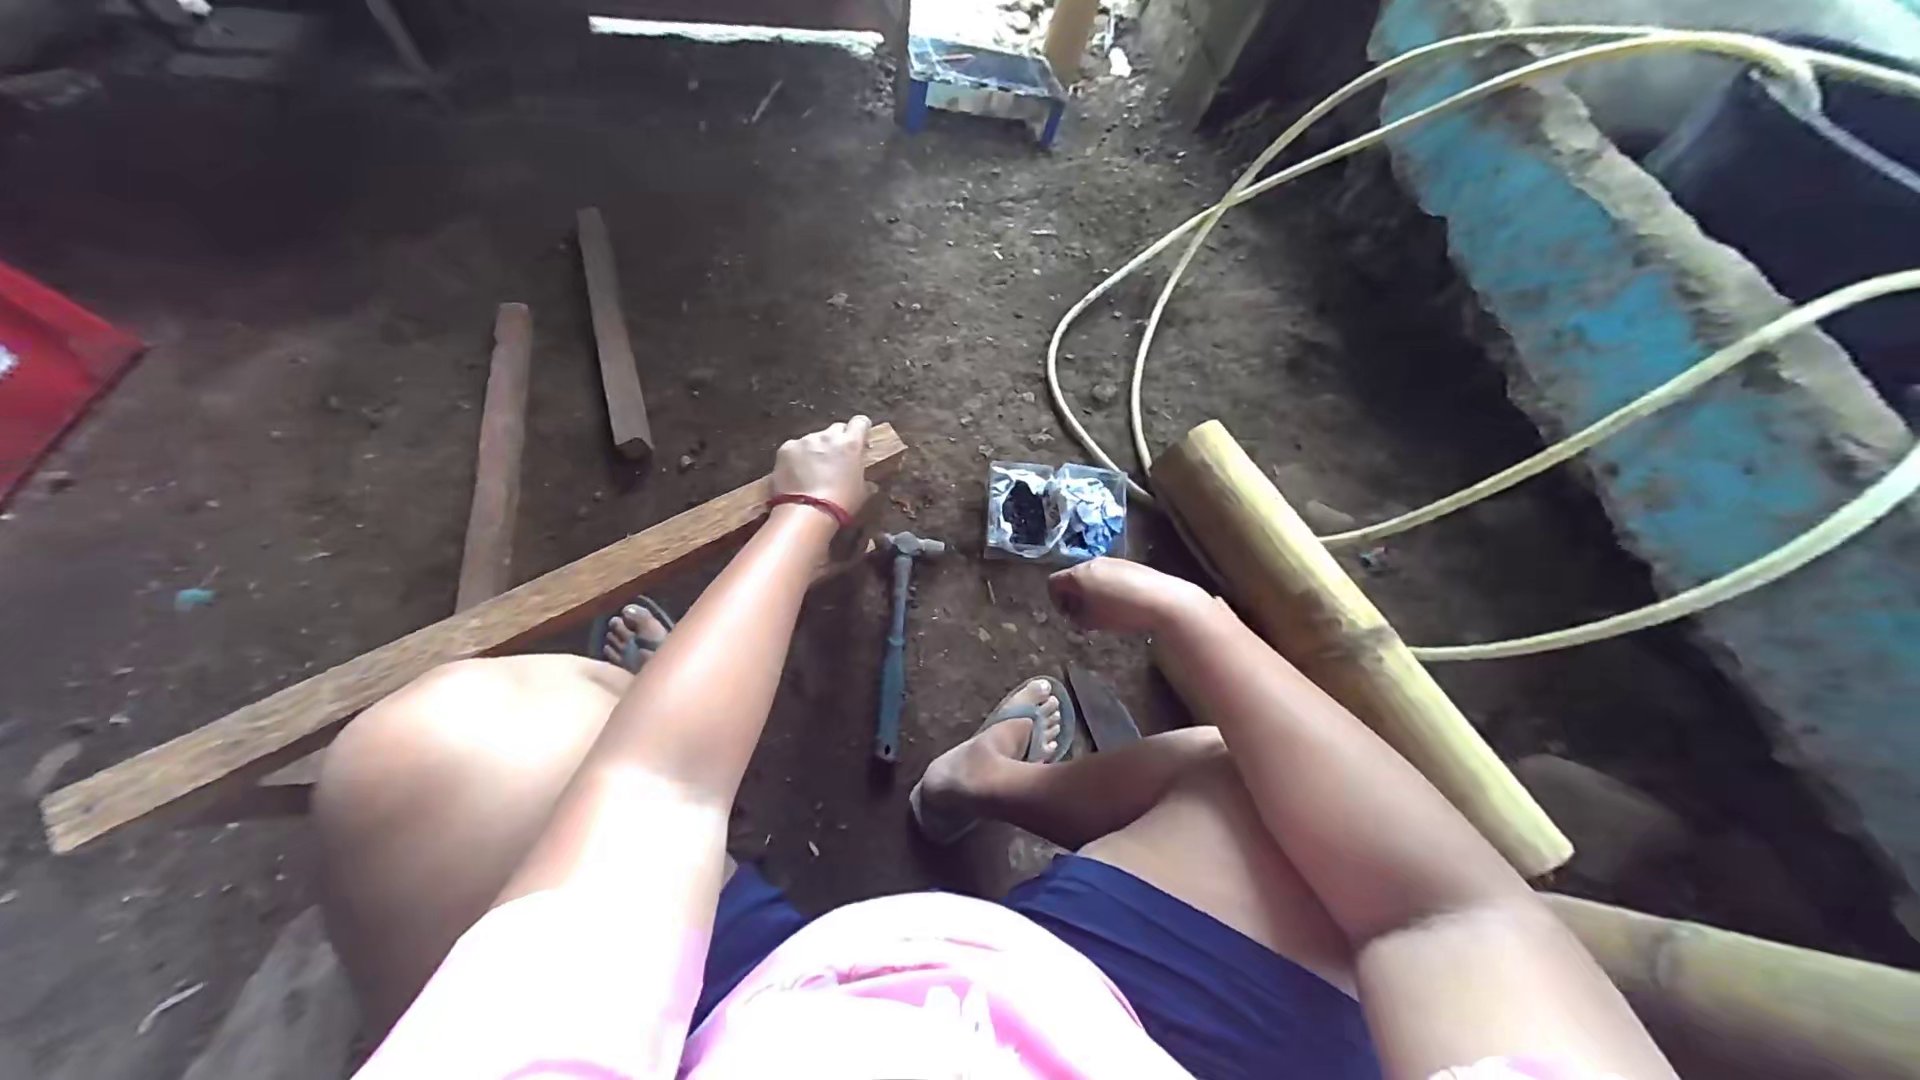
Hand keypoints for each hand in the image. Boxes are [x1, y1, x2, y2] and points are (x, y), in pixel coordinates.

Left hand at [771, 415, 871, 516]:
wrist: (807, 512)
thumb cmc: (842, 504)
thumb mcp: (862, 493)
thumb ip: (865, 481)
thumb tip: (870, 484)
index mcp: (851, 444)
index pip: (860, 422)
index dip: (860, 429)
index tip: (859, 439)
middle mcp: (828, 436)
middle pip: (836, 429)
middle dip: (837, 441)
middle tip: (835, 460)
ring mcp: (805, 441)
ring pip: (813, 440)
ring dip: (815, 451)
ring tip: (811, 472)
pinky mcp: (786, 448)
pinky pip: (794, 449)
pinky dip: (796, 459)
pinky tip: (795, 475)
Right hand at [1049, 558, 1213, 633]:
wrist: (1162, 599)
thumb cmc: (1121, 612)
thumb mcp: (1092, 621)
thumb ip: (1077, 617)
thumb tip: (1076, 614)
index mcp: (1077, 574)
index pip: (1053, 582)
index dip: (1055, 600)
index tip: (1069, 616)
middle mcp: (1091, 563)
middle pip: (1072, 577)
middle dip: (1074, 596)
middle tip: (1084, 615)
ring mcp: (1112, 561)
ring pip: (1091, 575)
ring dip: (1090, 592)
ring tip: (1104, 610)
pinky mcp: (1129, 564)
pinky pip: (1108, 574)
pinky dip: (1106, 587)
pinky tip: (1121, 602)